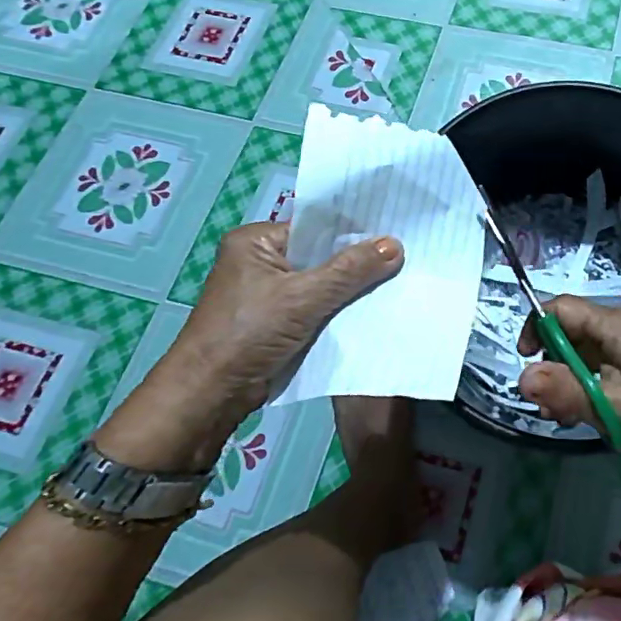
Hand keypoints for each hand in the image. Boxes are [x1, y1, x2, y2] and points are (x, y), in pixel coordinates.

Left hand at [97, 222, 402, 470]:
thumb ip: (351, 270)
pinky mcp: (282, 318)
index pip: (317, 225)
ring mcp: (272, 291)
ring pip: (326, 280)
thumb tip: (396, 245)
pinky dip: (344, 305)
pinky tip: (378, 304)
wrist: (211, 394)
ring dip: (355, 284)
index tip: (398, 227)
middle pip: (324, 253)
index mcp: (257, 241)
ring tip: (402, 275)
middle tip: (408, 251)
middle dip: (361, 258)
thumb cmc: (248, 333)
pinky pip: (322, 303)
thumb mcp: (304, 296)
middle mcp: (264, 260)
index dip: (356, 229)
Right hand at [518, 295, 620, 457]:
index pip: (563, 307)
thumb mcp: (611, 404)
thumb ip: (565, 390)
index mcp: (617, 325)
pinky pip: (600, 363)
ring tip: (566, 416)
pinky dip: (587, 384)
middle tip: (548, 403)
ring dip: (568, 380)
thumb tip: (522, 377)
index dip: (537, 327)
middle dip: (552, 364)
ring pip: (583, 350)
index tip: (526, 361)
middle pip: (571, 330)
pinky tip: (587, 412)